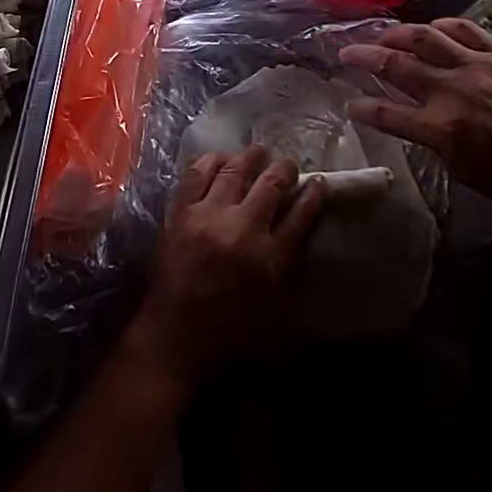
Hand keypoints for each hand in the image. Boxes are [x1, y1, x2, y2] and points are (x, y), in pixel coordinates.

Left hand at [130, 149, 323, 382]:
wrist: (174, 339)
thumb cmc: (228, 331)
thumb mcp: (273, 306)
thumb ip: (287, 266)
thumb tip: (298, 231)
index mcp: (269, 258)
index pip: (300, 215)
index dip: (313, 195)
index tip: (318, 182)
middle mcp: (242, 230)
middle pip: (271, 185)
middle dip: (285, 169)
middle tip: (288, 164)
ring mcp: (209, 217)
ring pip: (236, 171)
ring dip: (251, 158)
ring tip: (258, 152)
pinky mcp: (182, 214)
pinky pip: (197, 174)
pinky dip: (211, 160)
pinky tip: (221, 158)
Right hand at [339, 18, 491, 219]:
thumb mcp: (468, 172)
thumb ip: (436, 142)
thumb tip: (416, 122)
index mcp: (443, 128)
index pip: (387, 113)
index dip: (363, 107)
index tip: (349, 103)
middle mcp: (454, 90)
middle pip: (397, 64)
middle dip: (364, 56)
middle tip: (345, 50)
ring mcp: (479, 66)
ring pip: (426, 37)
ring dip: (398, 33)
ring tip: (382, 34)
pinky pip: (465, 28)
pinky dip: (442, 25)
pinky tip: (432, 27)